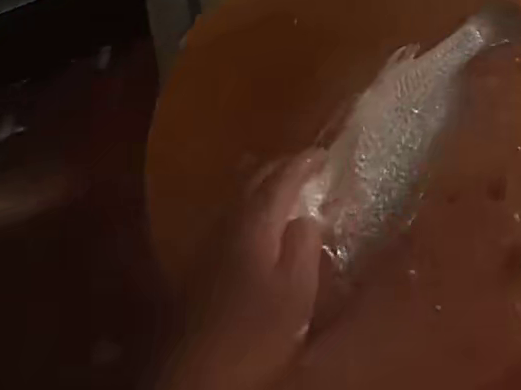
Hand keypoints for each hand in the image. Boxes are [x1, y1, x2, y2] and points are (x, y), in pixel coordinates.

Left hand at [160, 151, 326, 389]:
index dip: (304, 161)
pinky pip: (234, 212)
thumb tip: (308, 216)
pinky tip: (259, 218)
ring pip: (242, 192)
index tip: (324, 152)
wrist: (196, 371)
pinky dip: (252, 204)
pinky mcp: (204, 258)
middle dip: (282, 165)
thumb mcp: (295, 293)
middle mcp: (230, 217)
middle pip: (256, 176)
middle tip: (306, 164)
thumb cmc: (254, 330)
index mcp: (256, 218)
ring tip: (285, 183)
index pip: (282, 176)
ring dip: (264, 182)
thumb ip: (304, 247)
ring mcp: (212, 236)